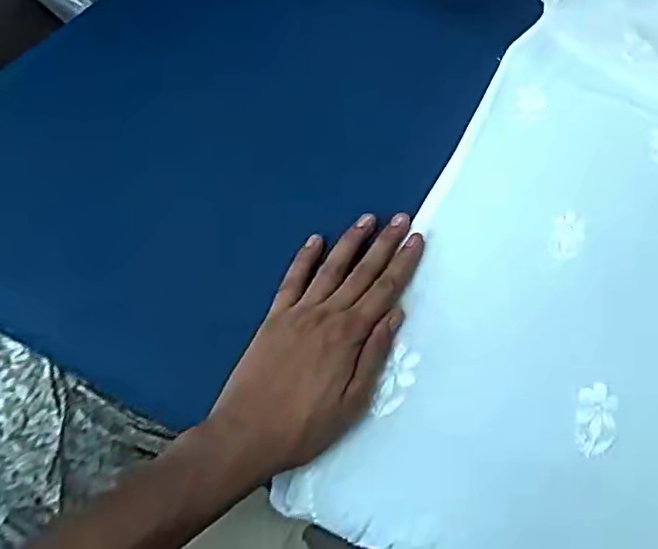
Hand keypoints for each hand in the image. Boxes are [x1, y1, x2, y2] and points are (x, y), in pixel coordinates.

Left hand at [195, 213, 425, 486]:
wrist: (242, 438)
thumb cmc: (303, 428)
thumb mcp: (351, 404)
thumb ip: (374, 356)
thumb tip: (395, 315)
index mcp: (349, 335)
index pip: (385, 289)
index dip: (403, 262)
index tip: (416, 238)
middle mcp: (326, 315)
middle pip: (363, 271)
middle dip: (385, 242)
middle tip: (401, 218)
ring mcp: (298, 313)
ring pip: (331, 268)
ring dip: (351, 241)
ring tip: (367, 219)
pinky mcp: (274, 318)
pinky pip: (292, 281)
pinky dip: (305, 258)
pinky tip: (316, 240)